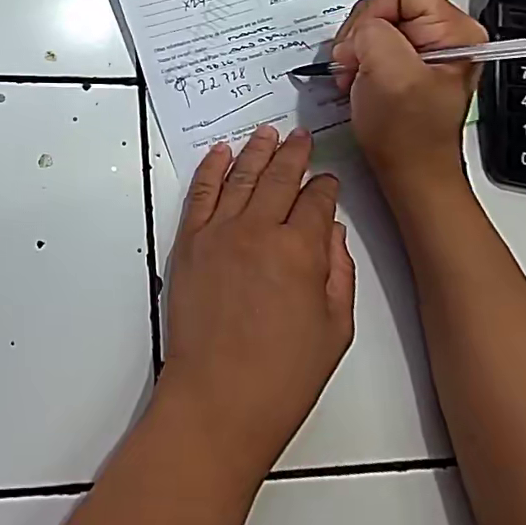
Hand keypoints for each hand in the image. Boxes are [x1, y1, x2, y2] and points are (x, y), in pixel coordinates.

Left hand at [161, 126, 355, 460]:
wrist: (219, 392)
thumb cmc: (282, 372)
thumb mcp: (334, 327)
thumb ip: (336, 271)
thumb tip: (330, 231)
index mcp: (299, 251)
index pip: (315, 203)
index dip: (324, 187)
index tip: (328, 178)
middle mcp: (256, 232)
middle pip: (277, 179)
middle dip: (292, 155)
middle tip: (300, 137)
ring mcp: (217, 234)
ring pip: (239, 178)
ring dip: (254, 152)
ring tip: (266, 133)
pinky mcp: (188, 242)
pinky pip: (200, 195)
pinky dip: (210, 170)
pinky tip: (220, 154)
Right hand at [331, 0, 487, 180]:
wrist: (408, 168)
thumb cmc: (404, 129)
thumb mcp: (390, 74)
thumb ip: (374, 33)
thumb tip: (361, 27)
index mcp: (452, 29)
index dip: (372, 14)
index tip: (367, 50)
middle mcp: (439, 32)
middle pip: (381, 3)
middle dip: (359, 35)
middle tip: (359, 67)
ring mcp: (419, 47)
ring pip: (368, 23)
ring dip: (352, 50)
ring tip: (359, 77)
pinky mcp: (400, 61)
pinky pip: (366, 42)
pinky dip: (353, 60)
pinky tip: (358, 80)